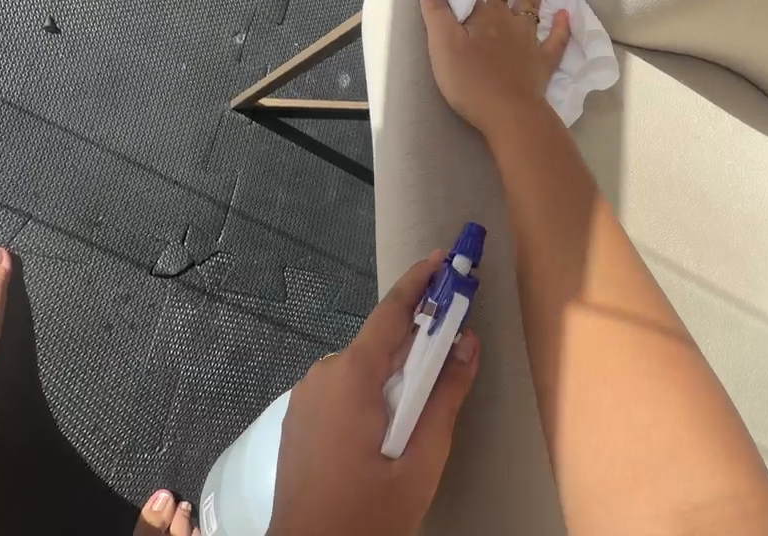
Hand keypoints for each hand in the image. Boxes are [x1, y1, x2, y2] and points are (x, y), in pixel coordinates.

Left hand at [270, 253, 481, 535]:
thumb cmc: (367, 516)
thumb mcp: (420, 463)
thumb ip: (445, 397)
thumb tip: (468, 343)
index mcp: (352, 376)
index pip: (392, 311)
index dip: (422, 281)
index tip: (447, 257)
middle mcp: (324, 372)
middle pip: (381, 340)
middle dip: (418, 338)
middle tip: (453, 339)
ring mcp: (306, 394)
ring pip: (364, 366)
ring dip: (396, 372)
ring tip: (421, 406)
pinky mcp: (299, 416)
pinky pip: (345, 386)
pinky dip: (373, 390)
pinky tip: (387, 426)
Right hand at [419, 0, 570, 134]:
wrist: (509, 113)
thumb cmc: (471, 80)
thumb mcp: (443, 46)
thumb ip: (437, 13)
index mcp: (483, 16)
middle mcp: (508, 22)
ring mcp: (528, 41)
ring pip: (532, 7)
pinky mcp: (543, 63)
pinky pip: (556, 41)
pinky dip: (562, 27)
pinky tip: (566, 15)